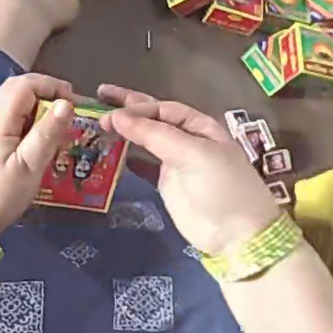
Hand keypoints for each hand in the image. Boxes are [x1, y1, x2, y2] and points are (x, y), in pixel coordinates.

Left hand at [0, 73, 77, 234]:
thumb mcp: (29, 165)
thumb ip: (47, 132)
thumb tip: (66, 103)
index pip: (23, 85)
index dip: (50, 85)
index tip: (73, 100)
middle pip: (18, 92)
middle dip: (46, 95)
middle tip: (70, 111)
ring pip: (16, 109)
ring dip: (40, 112)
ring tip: (62, 129)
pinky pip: (14, 126)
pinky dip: (33, 127)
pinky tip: (45, 145)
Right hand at [96, 85, 280, 256]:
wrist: (235, 234)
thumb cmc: (220, 186)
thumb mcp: (192, 153)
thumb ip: (154, 134)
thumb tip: (116, 117)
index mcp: (199, 126)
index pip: (163, 108)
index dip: (137, 107)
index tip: (110, 110)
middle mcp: (186, 139)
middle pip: (152, 118)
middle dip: (126, 108)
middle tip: (97, 99)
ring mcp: (175, 162)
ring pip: (144, 140)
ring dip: (123, 131)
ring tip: (97, 124)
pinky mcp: (166, 184)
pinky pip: (142, 164)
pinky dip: (126, 158)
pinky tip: (109, 153)